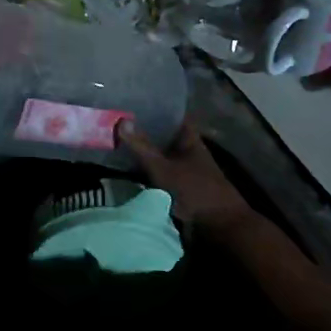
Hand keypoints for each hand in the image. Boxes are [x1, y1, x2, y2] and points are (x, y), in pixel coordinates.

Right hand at [118, 120, 257, 232]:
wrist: (216, 228)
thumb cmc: (194, 191)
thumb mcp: (164, 168)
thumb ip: (142, 147)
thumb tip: (122, 121)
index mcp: (190, 142)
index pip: (175, 118)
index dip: (159, 108)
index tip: (136, 102)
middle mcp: (187, 154)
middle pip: (164, 138)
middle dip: (144, 133)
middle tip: (116, 124)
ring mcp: (183, 174)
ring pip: (159, 159)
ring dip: (141, 156)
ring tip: (114, 145)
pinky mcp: (178, 193)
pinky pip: (157, 178)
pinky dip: (143, 175)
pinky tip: (124, 172)